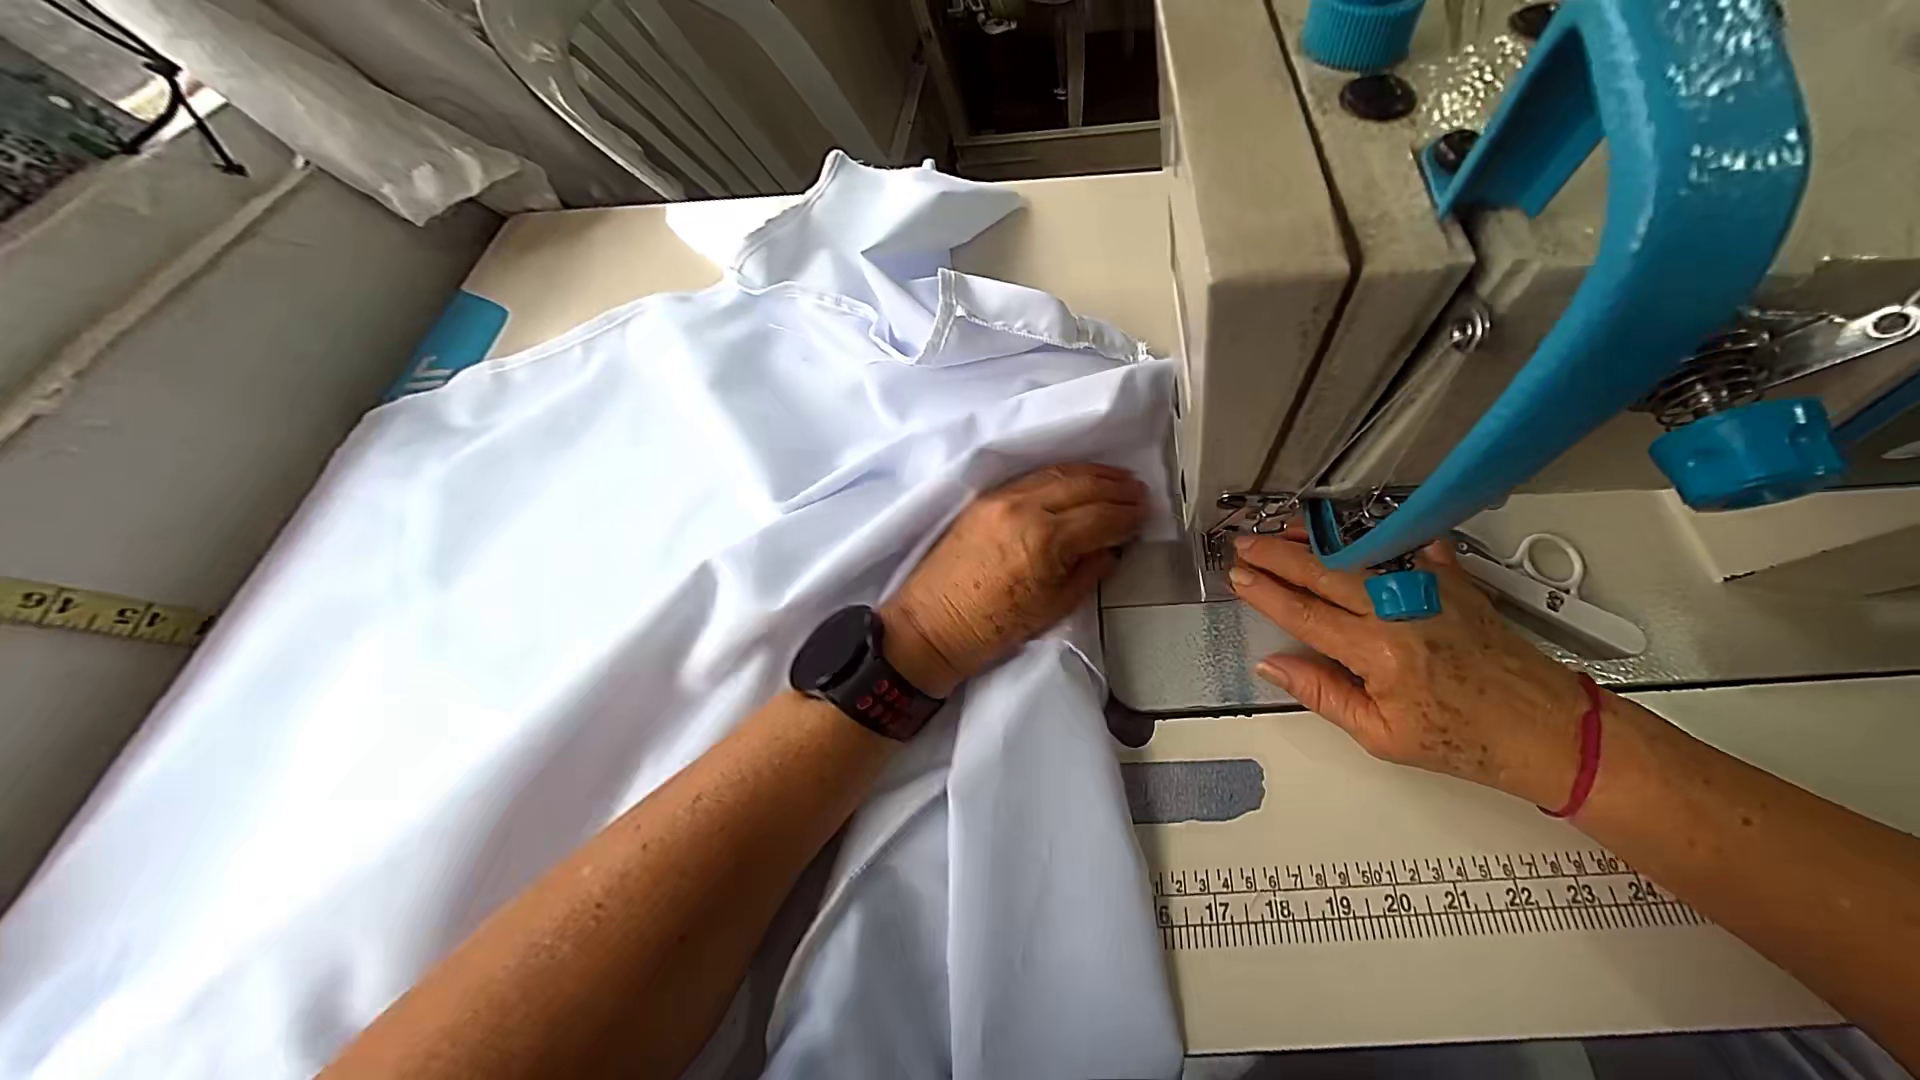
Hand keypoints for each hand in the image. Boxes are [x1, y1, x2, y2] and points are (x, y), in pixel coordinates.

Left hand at [881, 464, 1147, 697]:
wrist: (932, 625)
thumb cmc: (990, 627)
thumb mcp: (1055, 607)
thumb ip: (1089, 570)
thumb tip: (1110, 546)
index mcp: (1045, 540)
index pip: (1101, 516)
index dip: (1129, 515)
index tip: (1145, 514)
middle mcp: (1023, 509)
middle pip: (1083, 485)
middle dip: (1116, 488)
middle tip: (1138, 492)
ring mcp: (1000, 499)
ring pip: (1057, 472)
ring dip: (1092, 474)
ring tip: (1116, 480)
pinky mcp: (984, 500)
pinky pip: (1031, 476)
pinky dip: (1060, 474)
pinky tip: (1075, 479)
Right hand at [1229, 529, 1593, 807]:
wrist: (1552, 732)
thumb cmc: (1467, 741)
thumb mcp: (1382, 735)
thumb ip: (1321, 693)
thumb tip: (1272, 665)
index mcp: (1380, 655)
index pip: (1304, 614)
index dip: (1265, 593)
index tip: (1238, 577)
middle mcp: (1401, 613)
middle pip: (1323, 574)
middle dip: (1276, 555)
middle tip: (1244, 544)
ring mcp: (1431, 591)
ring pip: (1357, 554)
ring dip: (1313, 540)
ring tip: (1280, 530)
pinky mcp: (1455, 583)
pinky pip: (1409, 547)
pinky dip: (1376, 534)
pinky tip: (1350, 527)